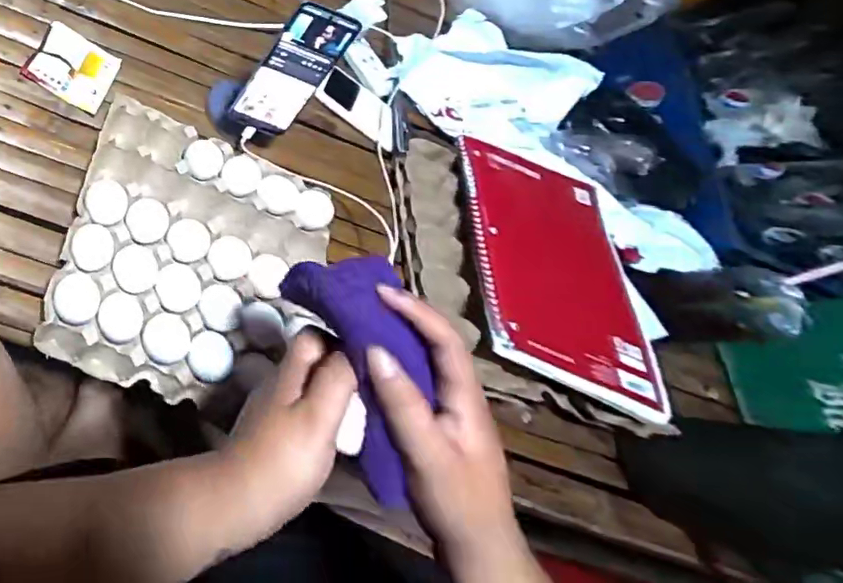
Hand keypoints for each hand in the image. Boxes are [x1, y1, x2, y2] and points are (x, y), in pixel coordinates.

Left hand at [219, 329, 356, 531]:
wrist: (238, 501)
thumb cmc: (284, 459)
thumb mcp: (318, 419)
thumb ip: (335, 381)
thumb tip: (354, 349)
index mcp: (288, 371)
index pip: (312, 335)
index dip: (340, 338)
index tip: (371, 356)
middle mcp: (278, 381)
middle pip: (311, 358)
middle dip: (340, 365)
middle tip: (373, 385)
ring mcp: (272, 405)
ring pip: (307, 383)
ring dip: (333, 390)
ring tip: (364, 408)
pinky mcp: (272, 429)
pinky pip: (302, 406)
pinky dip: (322, 411)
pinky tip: (340, 431)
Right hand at [365, 285, 541, 579]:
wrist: (477, 549)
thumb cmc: (456, 501)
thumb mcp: (427, 453)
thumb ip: (403, 403)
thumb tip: (374, 348)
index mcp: (466, 396)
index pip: (445, 338)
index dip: (415, 310)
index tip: (381, 292)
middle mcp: (460, 393)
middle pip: (437, 341)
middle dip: (406, 313)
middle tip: (368, 298)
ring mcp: (450, 407)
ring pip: (425, 358)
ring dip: (398, 333)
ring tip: (365, 318)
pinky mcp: (436, 421)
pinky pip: (415, 376)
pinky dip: (393, 358)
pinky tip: (372, 361)